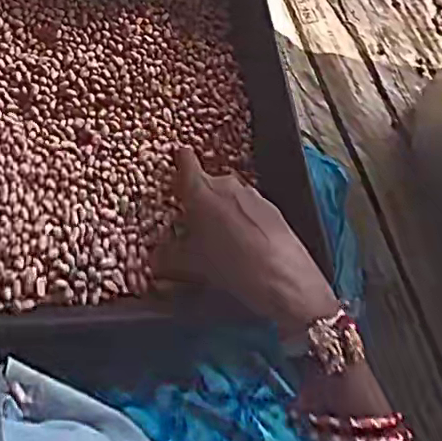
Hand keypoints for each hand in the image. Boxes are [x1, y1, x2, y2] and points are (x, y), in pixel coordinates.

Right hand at [161, 148, 339, 333]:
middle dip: (200, 201)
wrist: (287, 280)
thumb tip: (154, 258)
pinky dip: (243, 221)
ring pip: (229, 196)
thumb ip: (169, 257)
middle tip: (194, 226)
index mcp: (200, 190)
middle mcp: (225, 184)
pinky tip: (245, 246)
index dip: (179, 161)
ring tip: (221, 242)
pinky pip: (248, 208)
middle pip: (206, 183)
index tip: (175, 165)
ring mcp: (251, 194)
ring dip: (222, 212)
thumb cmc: (233, 266)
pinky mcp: (272, 208)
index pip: (185, 160)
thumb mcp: (192, 265)